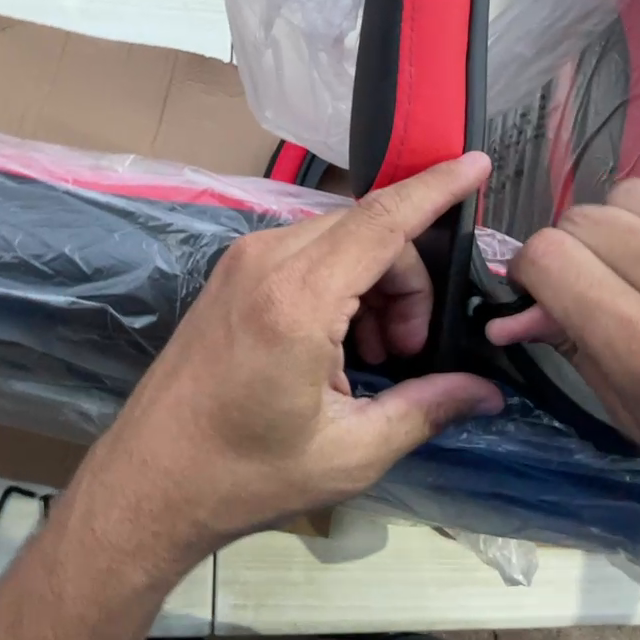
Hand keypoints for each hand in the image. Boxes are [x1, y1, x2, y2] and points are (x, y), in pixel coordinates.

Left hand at [62, 153, 505, 568]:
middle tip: (410, 351)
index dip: (436, 188)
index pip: (382, 220)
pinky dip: (343, 281)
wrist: (151, 477)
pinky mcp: (234, 269)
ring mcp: (245, 258)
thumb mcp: (349, 452)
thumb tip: (488, 390)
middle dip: (410, 278)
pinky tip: (339, 342)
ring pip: (340, 236)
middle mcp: (267, 258)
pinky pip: (310, 250)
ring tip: (375, 353)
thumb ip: (425, 407)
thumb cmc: (245, 472)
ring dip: (377, 281)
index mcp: (297, 299)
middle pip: (368, 229)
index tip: (478, 163)